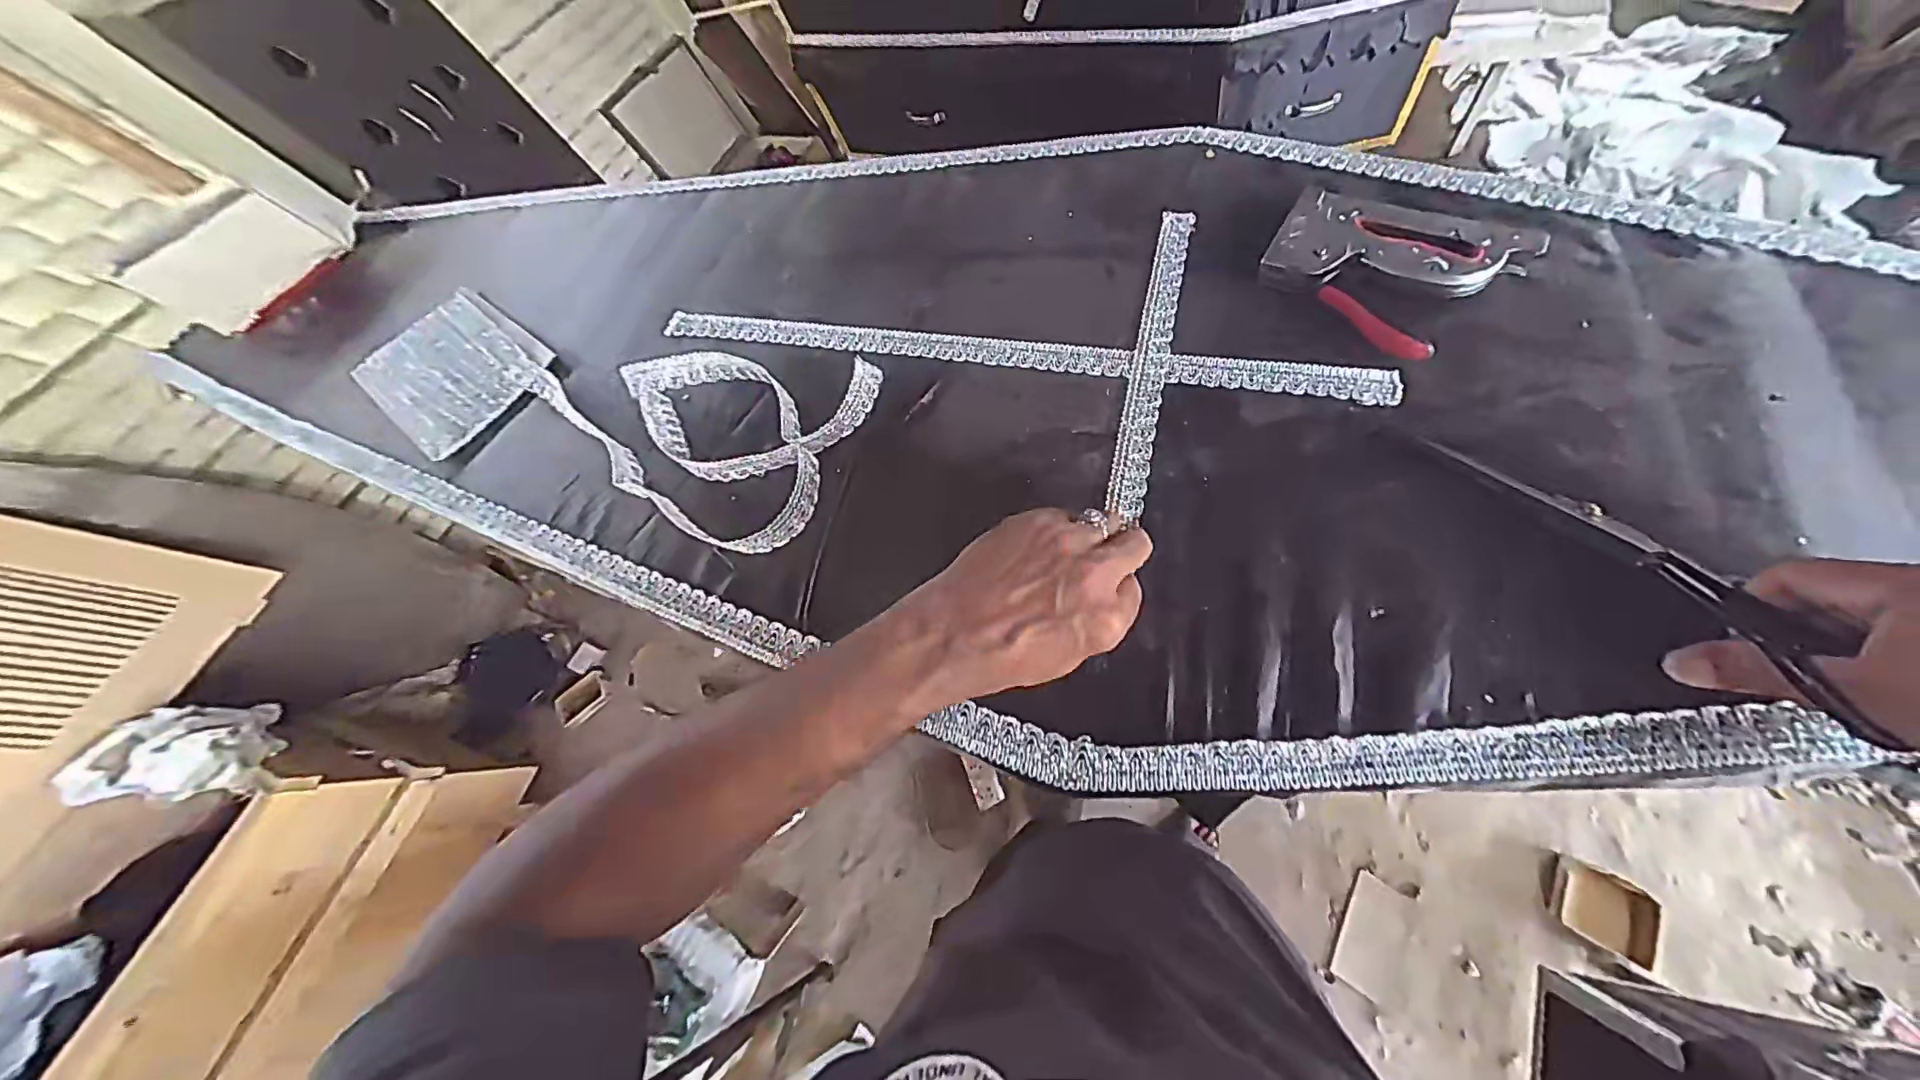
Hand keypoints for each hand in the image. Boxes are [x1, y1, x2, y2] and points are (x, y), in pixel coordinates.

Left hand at [875, 508, 1151, 708]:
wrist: (953, 633)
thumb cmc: (999, 653)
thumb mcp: (1066, 656)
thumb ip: (1097, 621)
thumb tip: (1104, 600)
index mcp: (1106, 619)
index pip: (1134, 588)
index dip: (1117, 585)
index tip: (1106, 585)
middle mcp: (1093, 575)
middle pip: (1134, 543)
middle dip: (1120, 549)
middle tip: (1099, 558)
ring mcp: (1066, 543)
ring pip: (1100, 522)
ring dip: (1085, 537)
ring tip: (1054, 557)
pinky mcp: (1038, 521)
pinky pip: (1062, 516)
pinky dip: (1052, 529)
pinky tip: (1028, 551)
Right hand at [1662, 559, 1919, 747]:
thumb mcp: (1851, 692)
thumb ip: (1758, 673)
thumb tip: (1683, 662)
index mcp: (1892, 587)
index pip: (1784, 578)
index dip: (1751, 608)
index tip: (1744, 643)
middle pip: (1824, 602)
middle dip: (1803, 640)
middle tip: (1804, 677)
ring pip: (1868, 628)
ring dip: (1848, 659)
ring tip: (1861, 695)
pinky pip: (1902, 644)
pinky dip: (1889, 671)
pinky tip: (1900, 700)